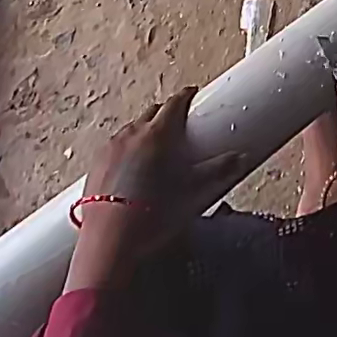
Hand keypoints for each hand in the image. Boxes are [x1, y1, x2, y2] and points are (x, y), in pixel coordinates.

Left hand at [65, 87, 242, 291]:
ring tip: (157, 147)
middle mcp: (132, 134)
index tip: (192, 96)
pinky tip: (134, 165)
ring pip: (132, 128)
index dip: (185, 97)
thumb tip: (240, 157)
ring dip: (146, 130)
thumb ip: (218, 171)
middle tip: (179, 125)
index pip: (174, 104)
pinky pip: (116, 145)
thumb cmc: (154, 215)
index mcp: (157, 134)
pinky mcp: (97, 163)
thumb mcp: (193, 192)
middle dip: (166, 114)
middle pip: (152, 112)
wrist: (110, 241)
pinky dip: (128, 147)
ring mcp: (111, 147)